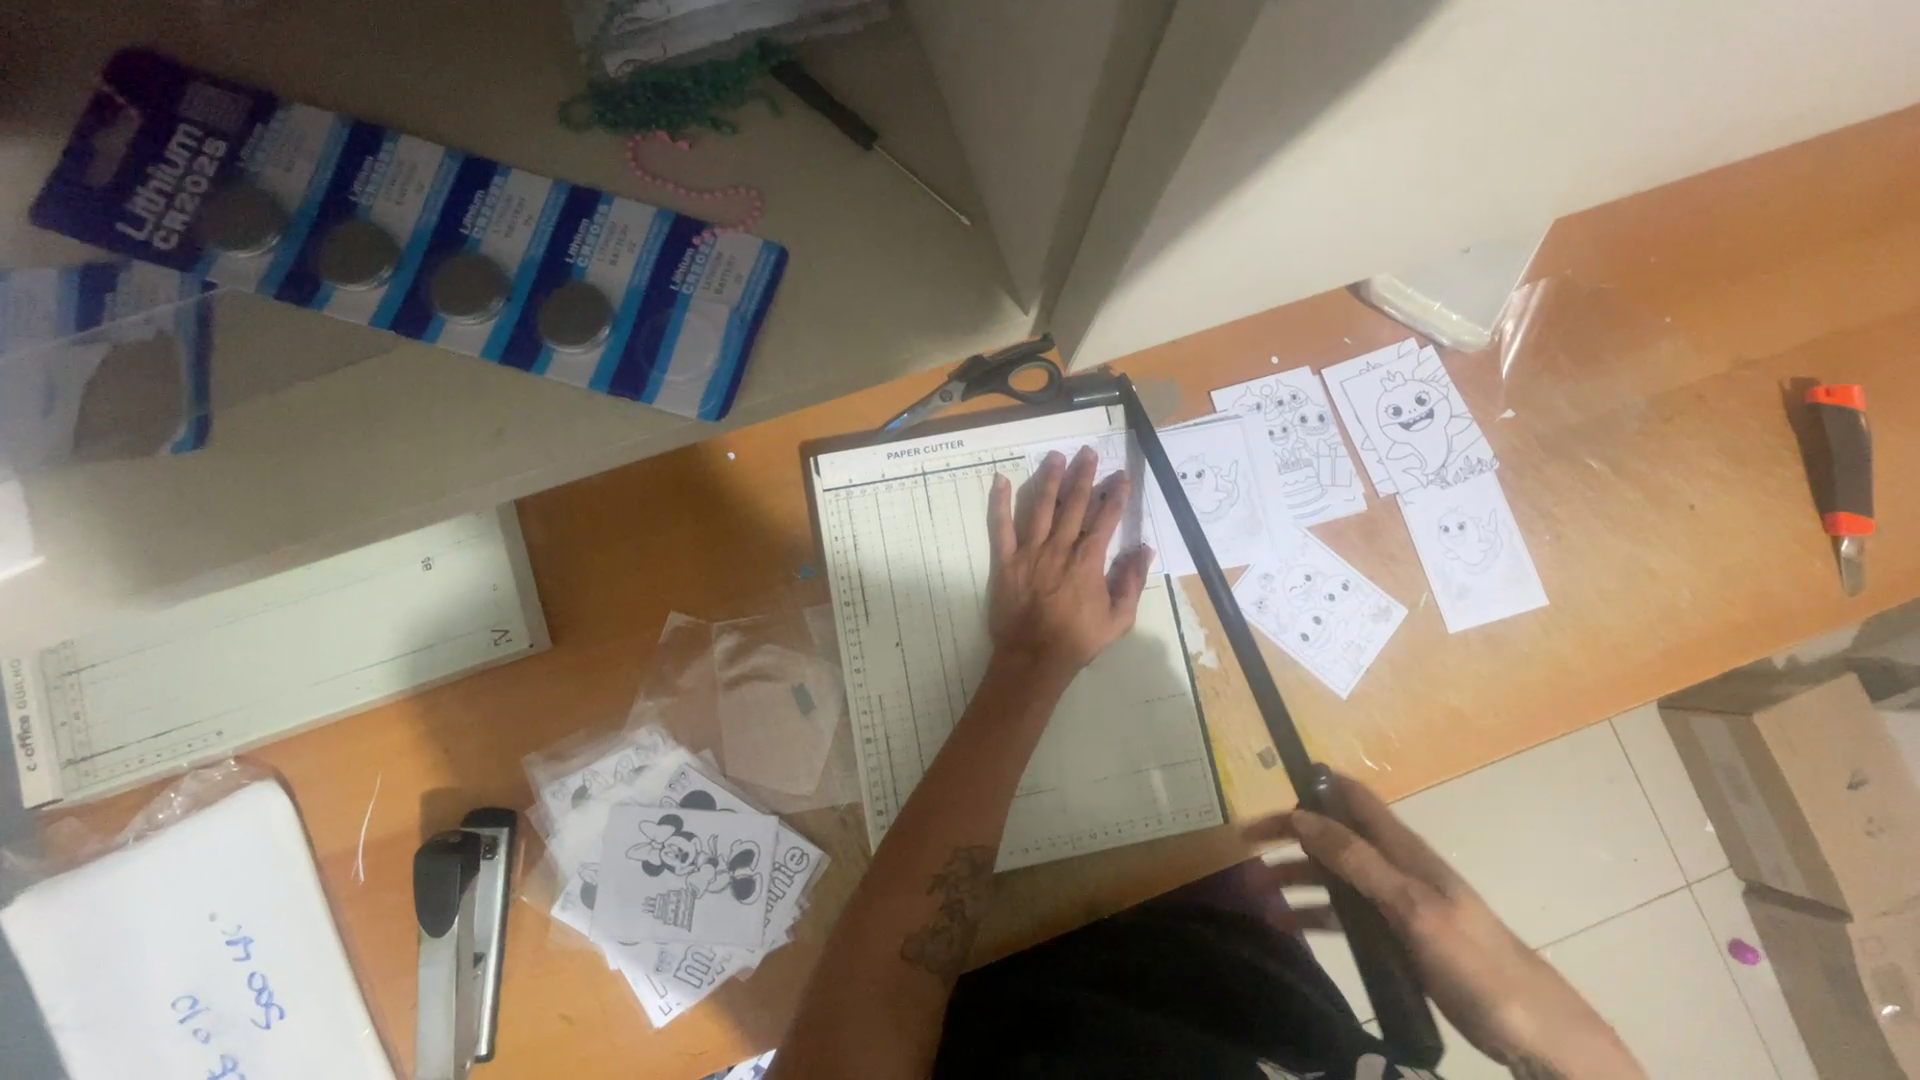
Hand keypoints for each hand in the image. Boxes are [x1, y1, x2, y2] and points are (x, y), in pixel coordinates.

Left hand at [986, 447, 1152, 679]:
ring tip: (1055, 456)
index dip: (1115, 496)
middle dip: (1084, 476)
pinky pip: (1000, 527)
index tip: (1122, 477)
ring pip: (1040, 507)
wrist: (1033, 658)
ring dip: (1049, 480)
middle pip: (1074, 505)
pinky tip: (1001, 480)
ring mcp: (1029, 552)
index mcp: (1088, 561)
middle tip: (1088, 453)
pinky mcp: (1004, 561)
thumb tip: (1144, 551)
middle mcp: (1059, 549)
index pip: (1105, 520)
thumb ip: (1132, 582)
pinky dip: (999, 503)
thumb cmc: (1077, 640)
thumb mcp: (1118, 619)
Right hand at [1248, 774, 1643, 1078]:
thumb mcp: (1412, 906)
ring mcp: (1396, 904)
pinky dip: (1314, 914)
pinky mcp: (1397, 939)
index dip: (1318, 782)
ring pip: (1334, 875)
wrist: (1534, 1033)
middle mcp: (1396, 868)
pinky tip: (1288, 924)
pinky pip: (1345, 916)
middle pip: (1334, 835)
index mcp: (1403, 851)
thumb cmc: (1475, 963)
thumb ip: (1358, 860)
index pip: (1354, 798)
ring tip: (1257, 886)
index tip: (1276, 777)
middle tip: (1246, 841)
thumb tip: (1304, 816)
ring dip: (1296, 873)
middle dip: (1291, 832)